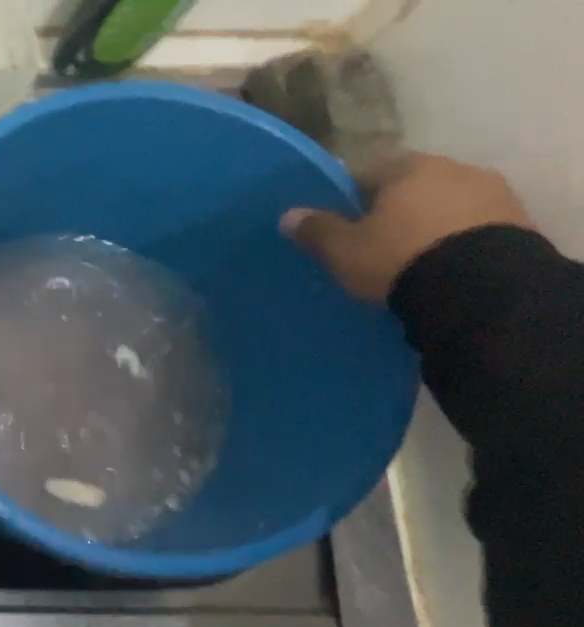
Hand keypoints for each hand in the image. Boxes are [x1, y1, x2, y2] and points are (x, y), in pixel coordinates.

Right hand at [281, 153, 535, 301]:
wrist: (475, 282)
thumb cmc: (396, 256)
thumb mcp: (343, 249)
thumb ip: (317, 229)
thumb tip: (289, 214)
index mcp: (409, 168)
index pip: (369, 171)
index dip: (348, 193)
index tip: (336, 217)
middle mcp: (454, 168)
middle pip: (411, 184)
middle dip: (391, 206)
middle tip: (369, 237)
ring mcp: (490, 191)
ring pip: (443, 201)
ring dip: (425, 219)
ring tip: (405, 251)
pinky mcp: (512, 217)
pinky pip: (468, 221)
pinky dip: (450, 234)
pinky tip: (435, 258)